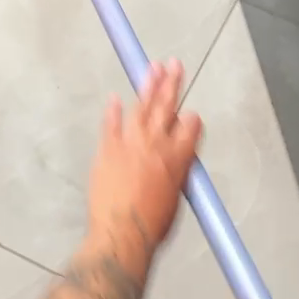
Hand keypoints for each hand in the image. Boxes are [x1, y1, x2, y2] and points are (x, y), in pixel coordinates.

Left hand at [87, 59, 201, 255]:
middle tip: (174, 64)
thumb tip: (177, 164)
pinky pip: (110, 124)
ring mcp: (130, 144)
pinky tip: (114, 98)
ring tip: (153, 68)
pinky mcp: (107, 150)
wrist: (121, 234)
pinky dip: (112, 110)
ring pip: (141, 107)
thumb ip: (178, 174)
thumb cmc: (152, 225)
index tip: (189, 116)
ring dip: (148, 86)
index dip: (190, 120)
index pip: (190, 126)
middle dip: (172, 83)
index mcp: (178, 157)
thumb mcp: (176, 199)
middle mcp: (156, 145)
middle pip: (167, 106)